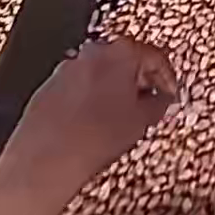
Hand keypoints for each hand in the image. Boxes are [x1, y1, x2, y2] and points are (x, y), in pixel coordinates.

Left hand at [17, 37, 178, 186]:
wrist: (44, 162)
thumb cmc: (93, 138)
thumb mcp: (142, 121)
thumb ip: (159, 102)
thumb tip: (161, 100)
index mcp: (122, 52)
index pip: (155, 57)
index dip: (167, 78)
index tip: (169, 92)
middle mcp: (94, 53)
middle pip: (127, 61)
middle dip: (139, 82)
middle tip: (148, 103)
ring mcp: (68, 68)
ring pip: (101, 74)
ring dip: (113, 91)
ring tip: (118, 119)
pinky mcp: (48, 86)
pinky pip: (78, 87)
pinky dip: (88, 100)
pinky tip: (92, 125)